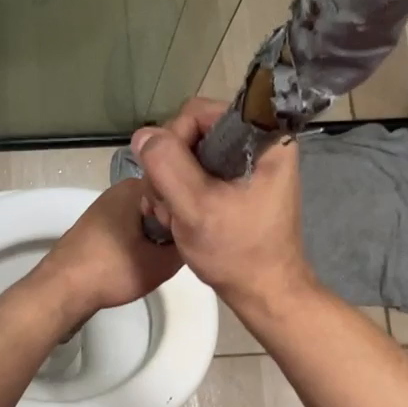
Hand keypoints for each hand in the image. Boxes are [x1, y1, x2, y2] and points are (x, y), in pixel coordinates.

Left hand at [28, 179, 185, 320]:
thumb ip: (186, 245)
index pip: (179, 186)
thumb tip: (197, 236)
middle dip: (174, 222)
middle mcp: (119, 190)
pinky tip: (145, 258)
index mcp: (135, 187)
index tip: (202, 230)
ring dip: (157, 233)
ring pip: (146, 216)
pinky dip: (140, 239)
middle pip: (162, 202)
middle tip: (188, 246)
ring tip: (168, 255)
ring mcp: (106, 207)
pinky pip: (130, 226)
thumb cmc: (112, 270)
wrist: (62, 289)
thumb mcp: (162, 263)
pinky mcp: (97, 226)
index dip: (193, 208)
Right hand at [131, 98, 316, 308]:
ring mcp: (246, 166)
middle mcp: (258, 144)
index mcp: (263, 139)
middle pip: (191, 133)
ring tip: (174, 217)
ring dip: (171, 186)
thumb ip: (166, 165)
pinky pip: (197, 175)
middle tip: (168, 205)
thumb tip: (142, 135)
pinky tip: (179, 220)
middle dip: (169, 168)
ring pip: (188, 156)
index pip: (199, 113)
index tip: (169, 179)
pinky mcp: (237, 185)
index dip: (174, 141)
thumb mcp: (196, 208)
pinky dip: (181, 195)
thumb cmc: (238, 253)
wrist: (265, 293)